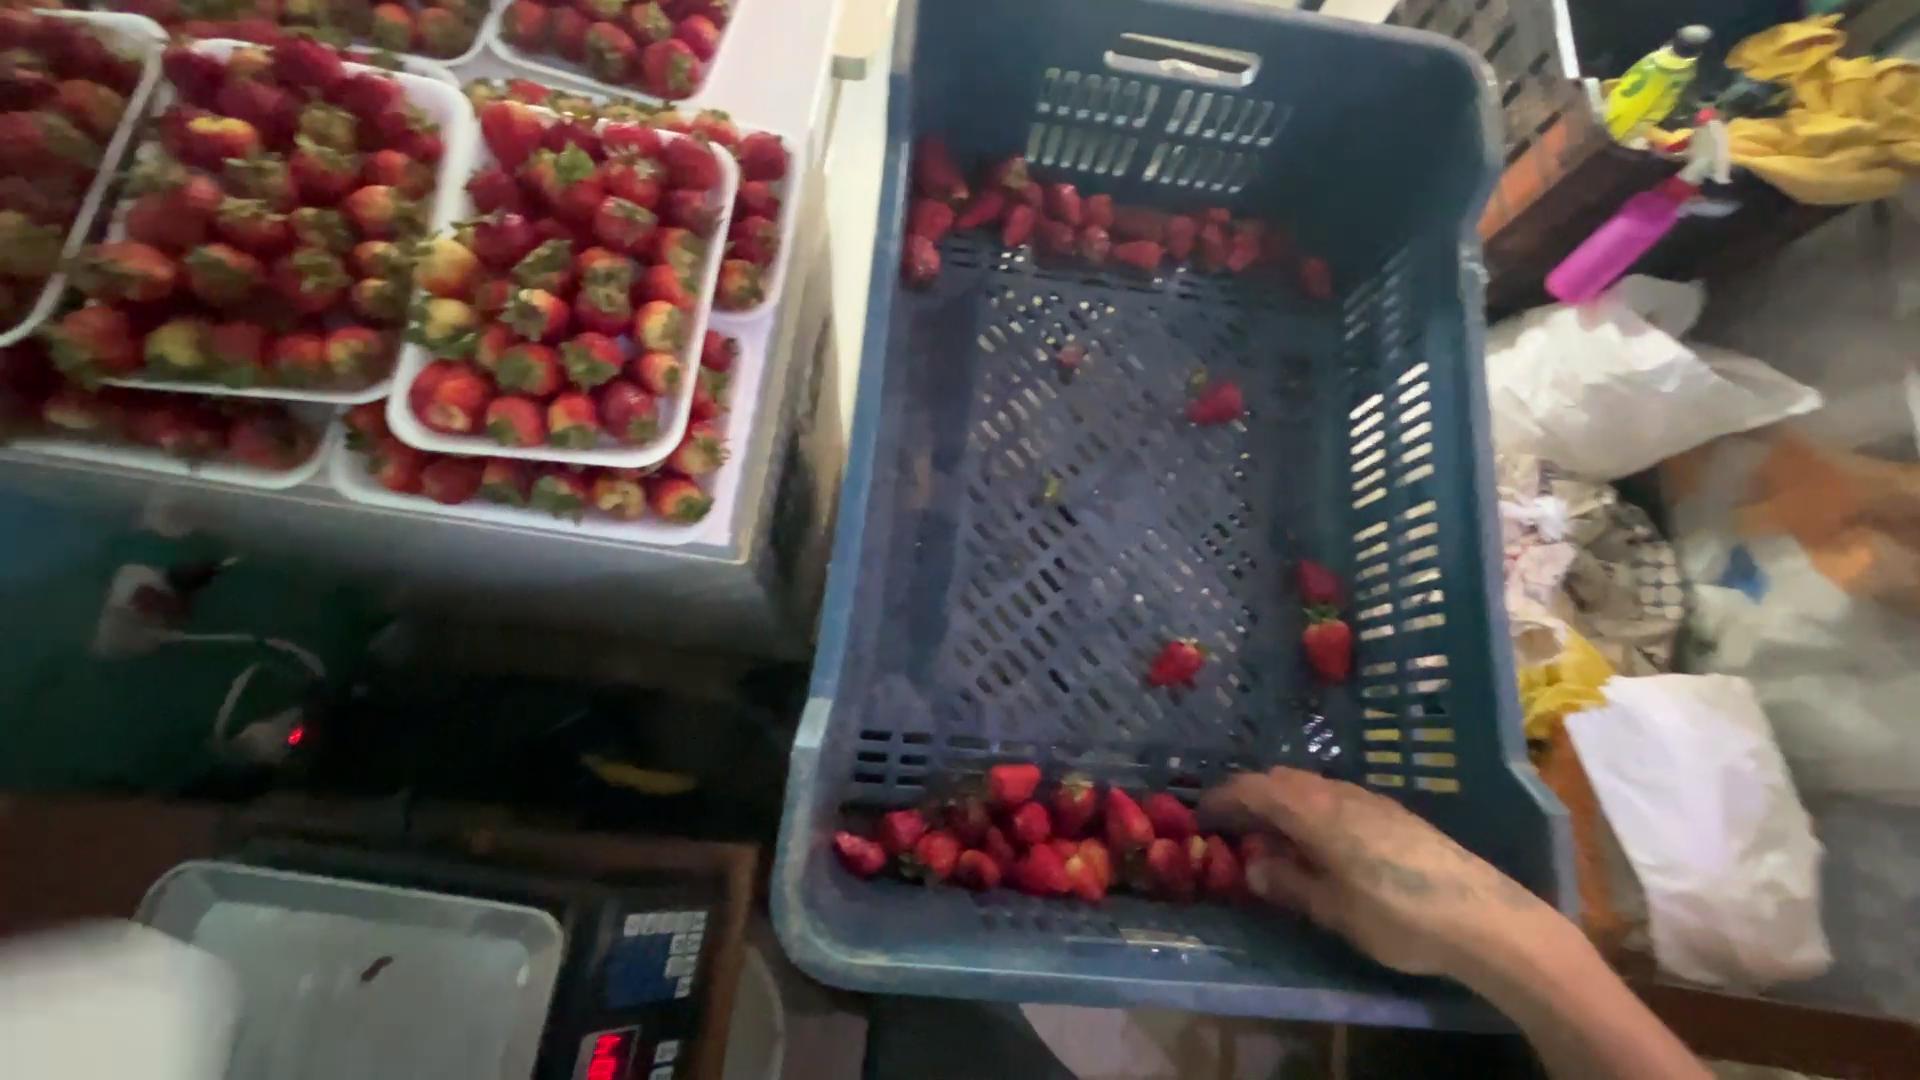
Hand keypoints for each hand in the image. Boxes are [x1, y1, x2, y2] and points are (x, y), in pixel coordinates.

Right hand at [1200, 766, 1558, 978]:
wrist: (1488, 920)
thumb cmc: (1399, 917)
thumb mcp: (1334, 910)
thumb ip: (1288, 883)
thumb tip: (1252, 866)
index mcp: (1313, 812)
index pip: (1252, 789)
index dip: (1222, 798)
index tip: (1201, 813)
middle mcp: (1336, 793)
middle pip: (1278, 779)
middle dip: (1249, 795)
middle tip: (1232, 824)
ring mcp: (1367, 798)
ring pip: (1307, 784)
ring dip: (1280, 799)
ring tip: (1270, 832)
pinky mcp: (1391, 811)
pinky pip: (1331, 794)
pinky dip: (1308, 805)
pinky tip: (1317, 837)